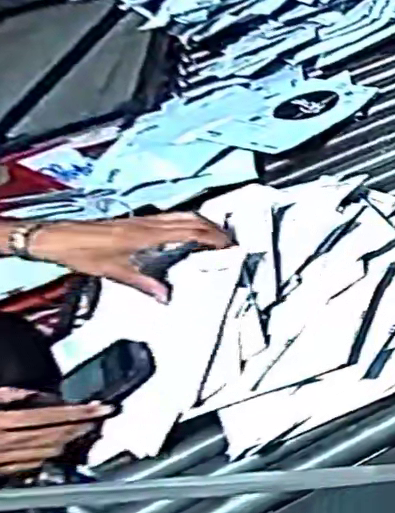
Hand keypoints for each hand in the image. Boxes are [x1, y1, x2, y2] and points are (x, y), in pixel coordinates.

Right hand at [0, 388, 110, 473]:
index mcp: (0, 422)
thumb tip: (47, 396)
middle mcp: (2, 443)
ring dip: (71, 441)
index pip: (51, 416)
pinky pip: (29, 465)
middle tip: (100, 418)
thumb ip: (12, 396)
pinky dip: (49, 455)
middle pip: (56, 436)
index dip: (82, 412)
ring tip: (85, 430)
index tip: (107, 407)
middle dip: (83, 426)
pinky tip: (59, 447)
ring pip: (48, 452)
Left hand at [24, 214, 231, 302]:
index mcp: (148, 235)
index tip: (231, 247)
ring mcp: (141, 220)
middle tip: (230, 241)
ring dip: (205, 223)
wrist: (46, 238)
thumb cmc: (76, 251)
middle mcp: (148, 224)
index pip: (194, 232)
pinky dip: (188, 221)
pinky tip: (186, 231)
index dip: (216, 239)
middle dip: (217, 229)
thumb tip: (164, 297)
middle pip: (194, 219)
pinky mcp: (134, 220)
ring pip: (184, 215)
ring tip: (215, 234)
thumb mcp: (112, 271)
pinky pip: (171, 216)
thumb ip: (143, 283)